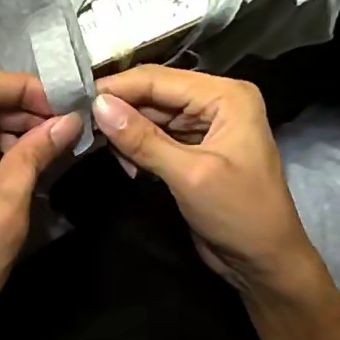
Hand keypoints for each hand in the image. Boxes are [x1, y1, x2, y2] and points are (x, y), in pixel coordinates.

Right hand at [91, 66, 319, 296]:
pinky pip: (157, 139)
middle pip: (154, 94)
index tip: (75, 96)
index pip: (160, 79)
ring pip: (152, 117)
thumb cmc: (238, 213)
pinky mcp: (194, 151)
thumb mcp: (189, 174)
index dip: (117, 86)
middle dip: (118, 110)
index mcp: (226, 96)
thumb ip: (143, 139)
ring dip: (126, 133)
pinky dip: (137, 150)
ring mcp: (205, 127)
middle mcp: (216, 103)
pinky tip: (125, 165)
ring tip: (99, 149)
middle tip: (78, 124)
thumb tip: (98, 106)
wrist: (264, 261)